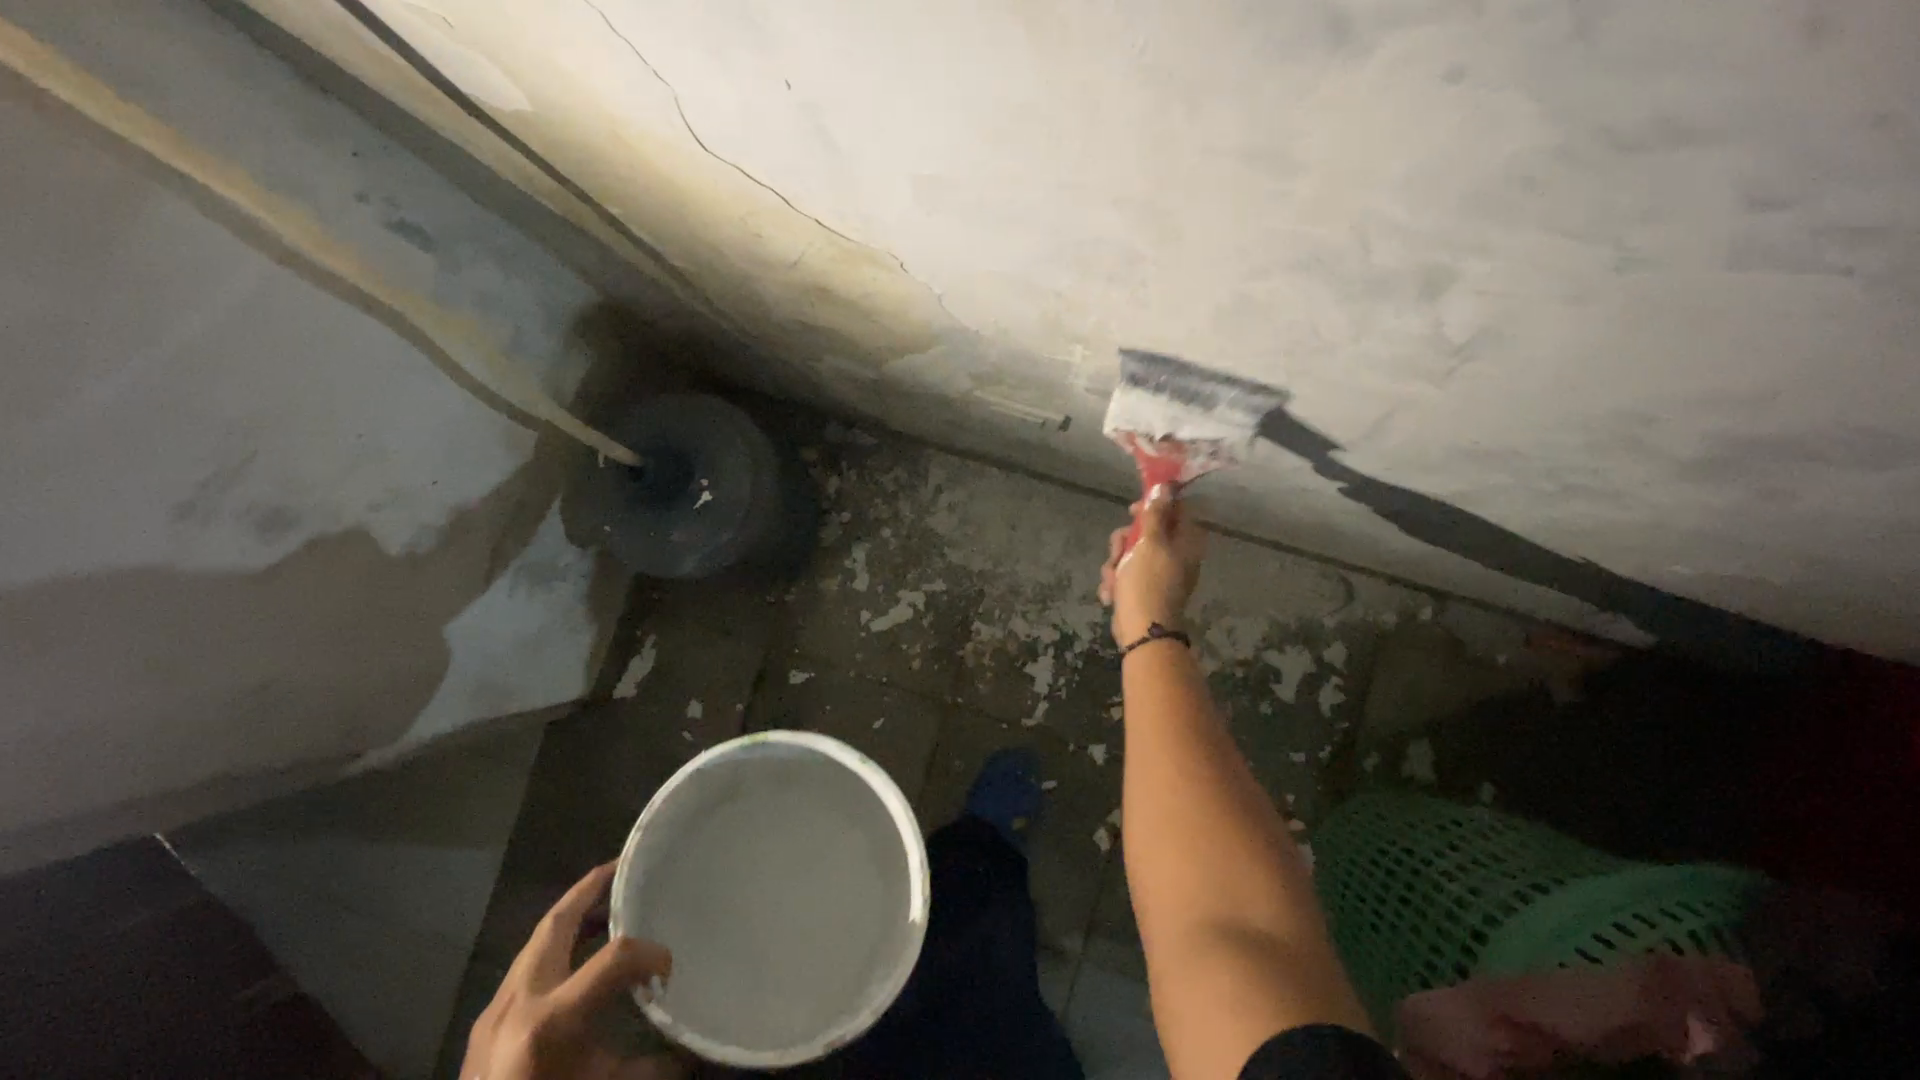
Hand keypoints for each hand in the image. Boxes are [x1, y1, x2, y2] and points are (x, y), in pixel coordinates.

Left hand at [460, 863, 682, 1079]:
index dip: (648, 952)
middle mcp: (520, 1001)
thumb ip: (648, 1072)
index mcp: (553, 1020)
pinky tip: (574, 965)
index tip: (668, 965)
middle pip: (556, 924)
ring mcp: (495, 1010)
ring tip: (604, 910)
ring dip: (570, 919)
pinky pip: (525, 968)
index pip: (613, 957)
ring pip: (536, 943)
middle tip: (623, 872)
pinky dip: (554, 951)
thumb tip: (690, 1058)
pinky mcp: (485, 1025)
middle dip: (590, 892)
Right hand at [1099, 490, 1206, 647]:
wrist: (1142, 631)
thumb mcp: (1150, 543)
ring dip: (1116, 563)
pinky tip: (1111, 593)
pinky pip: (1127, 574)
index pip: (1175, 510)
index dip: (1153, 506)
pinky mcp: (1144, 589)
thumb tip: (1165, 485)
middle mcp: (1176, 555)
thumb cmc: (1148, 583)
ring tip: (1113, 578)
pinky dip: (1117, 581)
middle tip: (1117, 550)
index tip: (1133, 511)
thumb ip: (1156, 514)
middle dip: (1125, 541)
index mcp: (1186, 542)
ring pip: (1132, 553)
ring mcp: (1160, 573)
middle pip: (1148, 531)